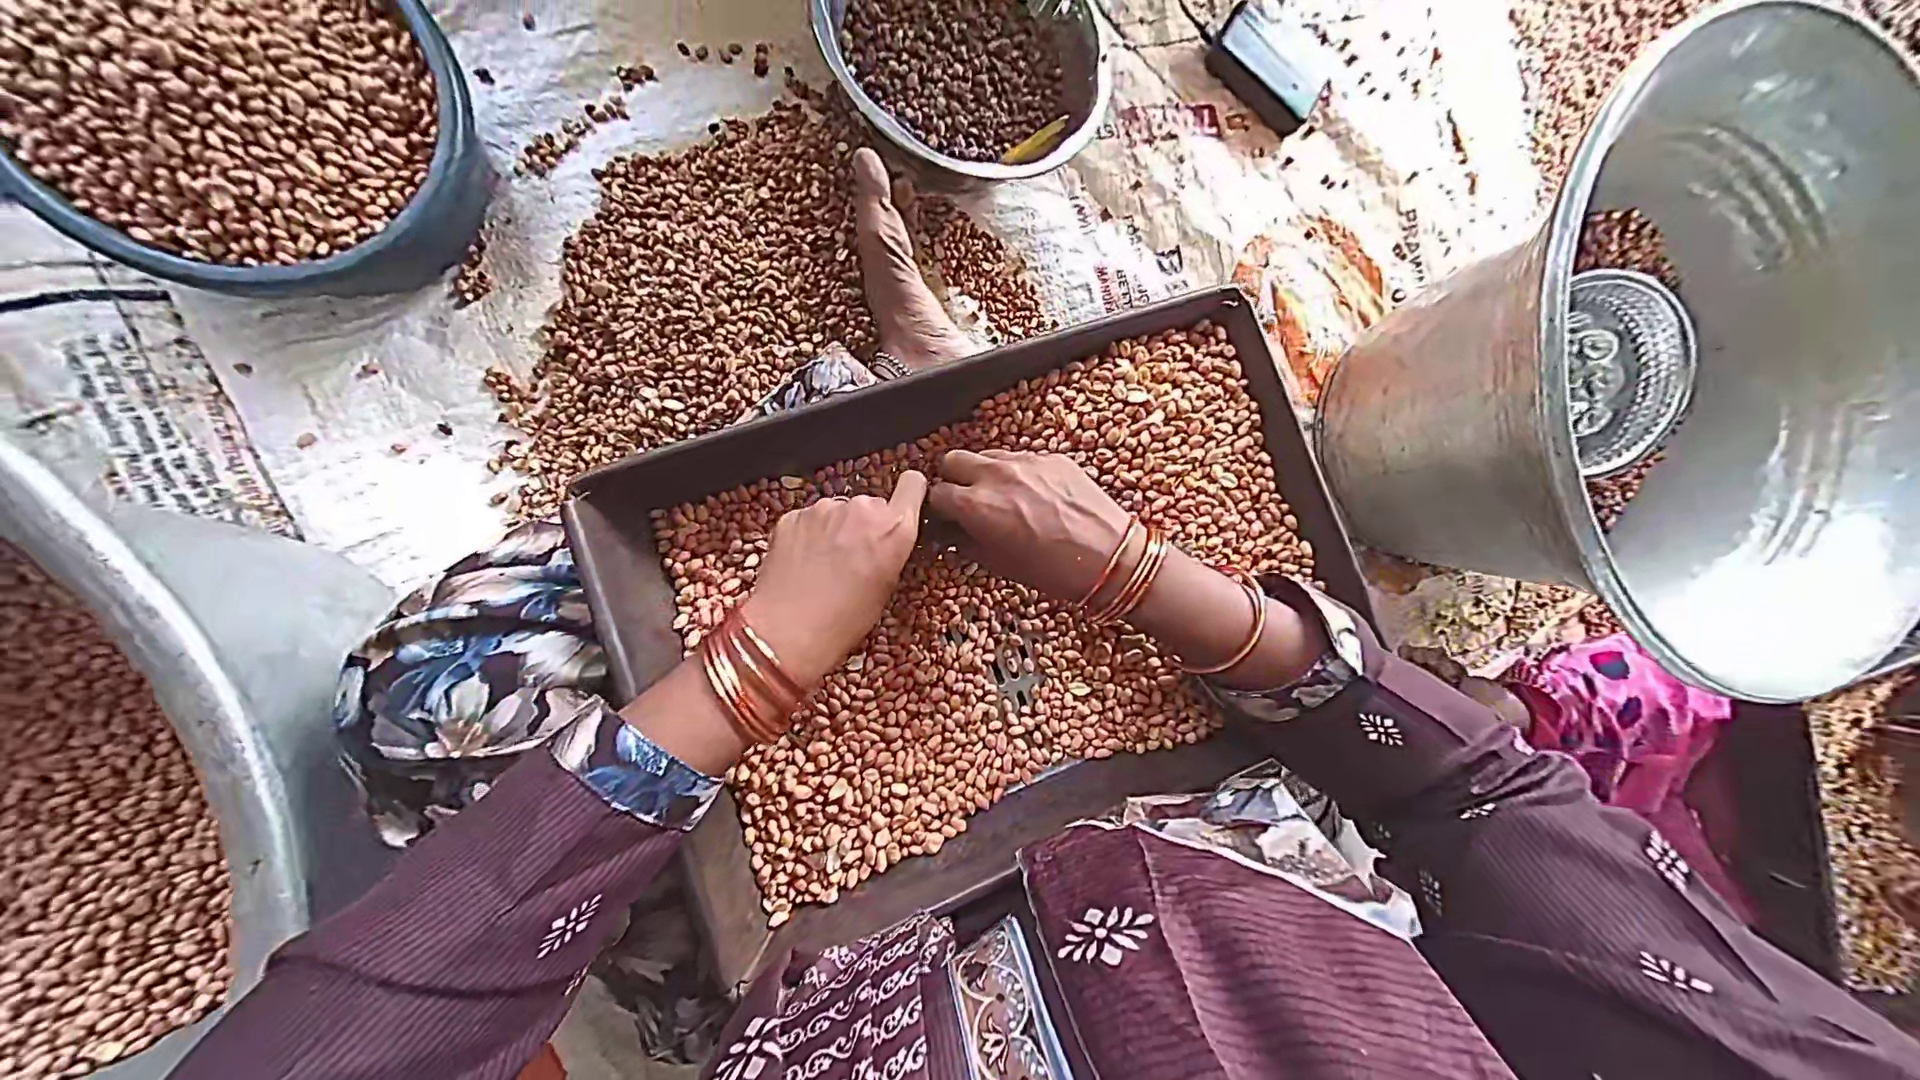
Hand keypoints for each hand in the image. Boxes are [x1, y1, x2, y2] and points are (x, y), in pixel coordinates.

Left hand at [741, 471, 928, 687]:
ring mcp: (824, 509)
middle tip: (856, 558)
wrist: (788, 631)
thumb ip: (891, 549)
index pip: (913, 484)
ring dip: (836, 529)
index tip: (903, 504)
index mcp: (894, 528)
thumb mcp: (887, 587)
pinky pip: (809, 519)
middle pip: (872, 505)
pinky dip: (809, 535)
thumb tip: (885, 541)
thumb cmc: (843, 620)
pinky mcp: (793, 516)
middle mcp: (862, 509)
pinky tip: (804, 563)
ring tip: (826, 565)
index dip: (909, 494)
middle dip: (866, 524)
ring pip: (838, 511)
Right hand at [927, 450, 1130, 601]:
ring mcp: (1026, 461)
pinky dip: (1017, 472)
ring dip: (984, 473)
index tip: (946, 517)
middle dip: (954, 479)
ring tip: (1000, 497)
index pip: (936, 493)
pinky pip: (1021, 458)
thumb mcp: (999, 563)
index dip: (938, 507)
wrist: (1109, 558)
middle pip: (953, 460)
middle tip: (965, 500)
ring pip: (987, 455)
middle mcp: (996, 475)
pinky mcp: (1051, 457)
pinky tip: (1032, 495)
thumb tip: (952, 533)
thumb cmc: (1053, 569)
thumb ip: (967, 542)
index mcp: (976, 505)